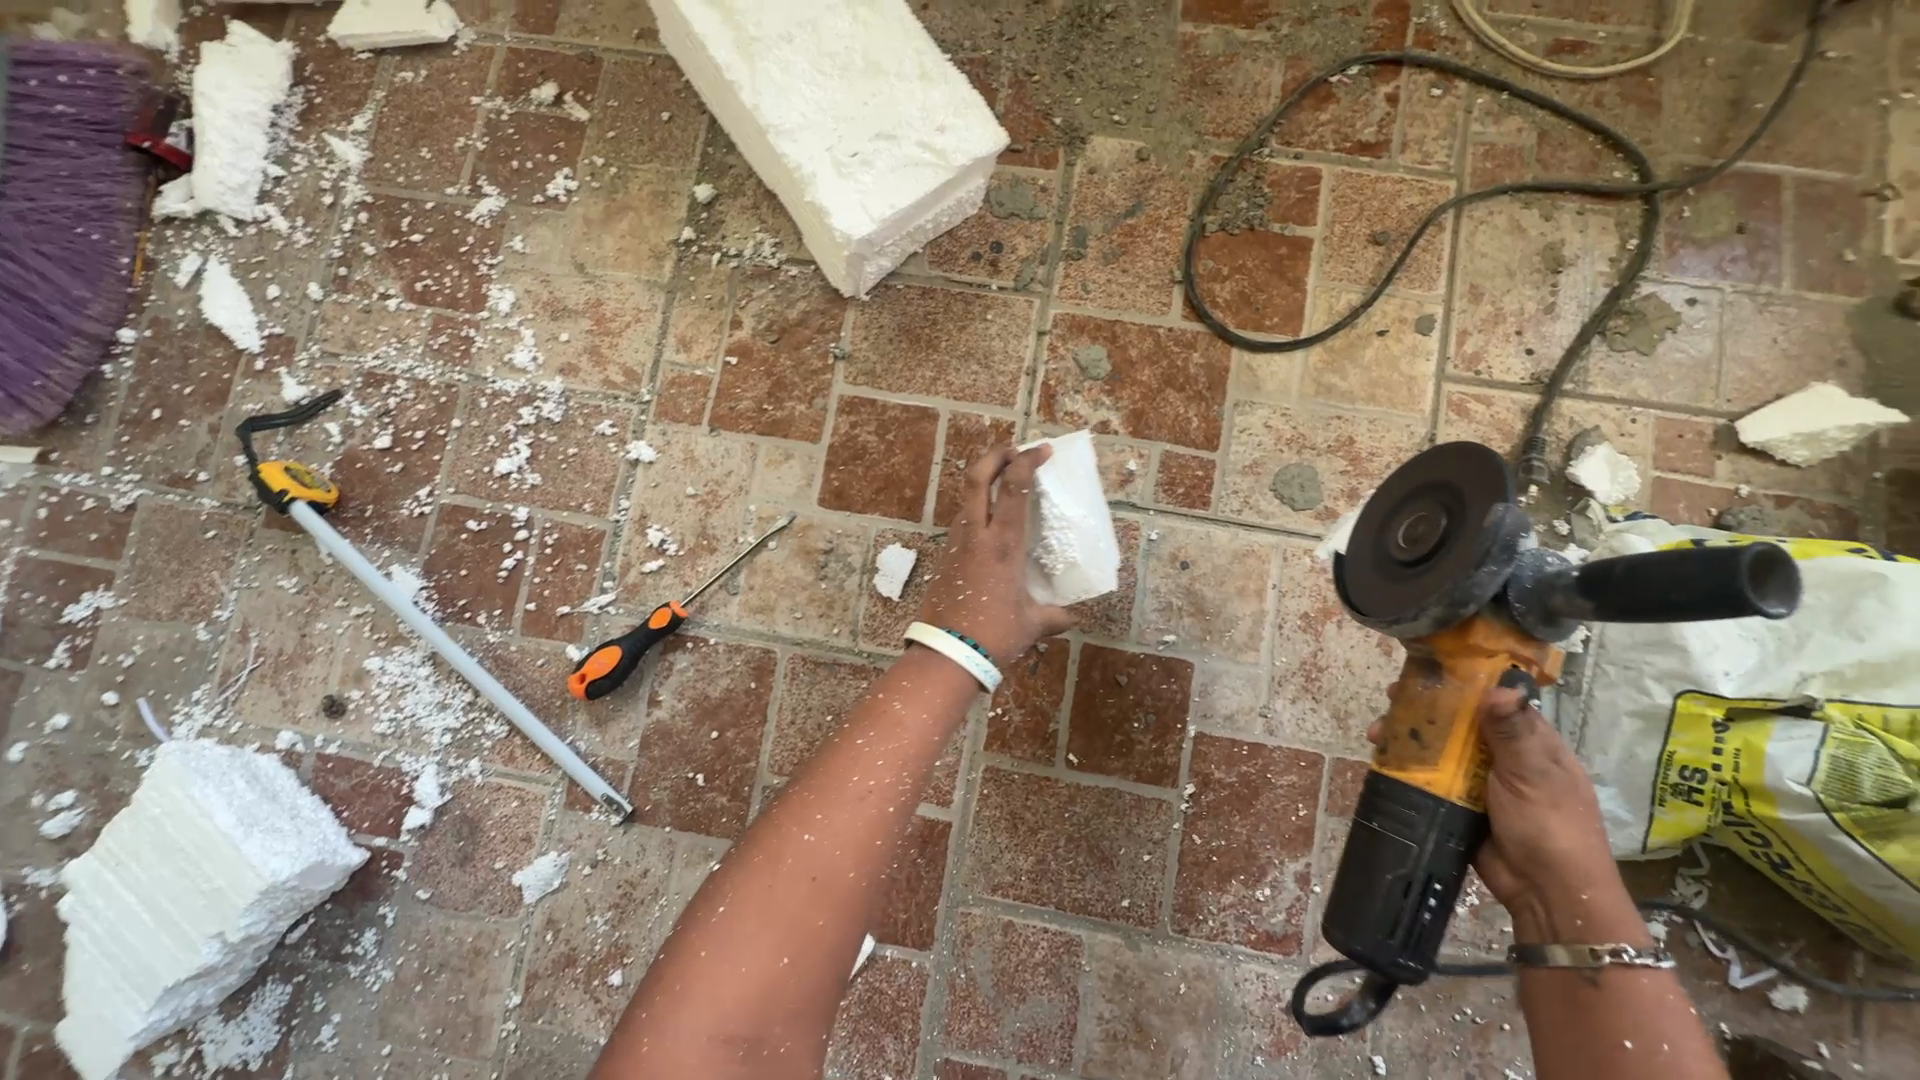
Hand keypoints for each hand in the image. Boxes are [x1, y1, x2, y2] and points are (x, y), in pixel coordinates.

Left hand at [917, 445, 1076, 666]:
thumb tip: (1073, 617)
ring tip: (1003, 483)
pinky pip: (962, 523)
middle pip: (977, 478)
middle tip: (1014, 449)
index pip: (1015, 488)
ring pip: (967, 499)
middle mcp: (977, 536)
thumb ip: (1055, 616)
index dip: (1028, 461)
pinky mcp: (945, 558)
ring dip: (984, 483)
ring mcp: (956, 545)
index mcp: (1003, 544)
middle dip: (995, 455)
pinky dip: (977, 511)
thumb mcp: (1032, 625)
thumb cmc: (993, 635)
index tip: (1042, 450)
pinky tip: (990, 526)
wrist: (946, 654)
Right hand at [1363, 688, 1632, 942]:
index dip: (1460, 684)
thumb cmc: (1550, 826)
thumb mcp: (1532, 774)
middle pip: (1458, 722)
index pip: (1494, 700)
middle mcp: (1504, 756)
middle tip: (1390, 700)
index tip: (1425, 672)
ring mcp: (1480, 781)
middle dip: (1423, 710)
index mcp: (1532, 742)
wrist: (1546, 892)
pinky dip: (1405, 767)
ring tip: (1375, 734)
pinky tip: (1381, 760)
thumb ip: (1513, 731)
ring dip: (1407, 738)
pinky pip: (1429, 778)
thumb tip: (1500, 687)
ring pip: (1439, 749)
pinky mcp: (1459, 804)